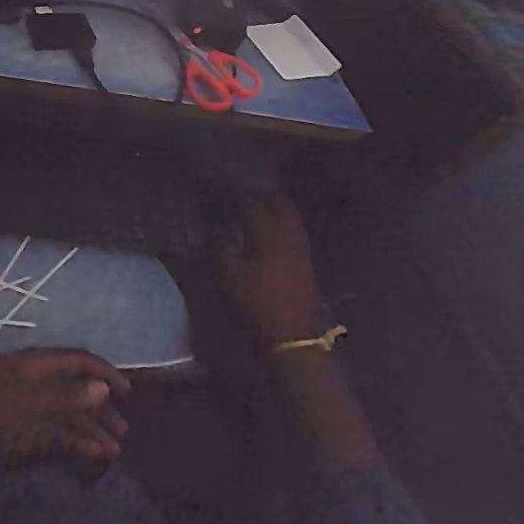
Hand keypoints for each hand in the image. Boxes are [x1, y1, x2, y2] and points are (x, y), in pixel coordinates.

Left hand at [0, 349, 131, 494]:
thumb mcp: (24, 402)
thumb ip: (64, 396)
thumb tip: (103, 388)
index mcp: (32, 365)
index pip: (76, 361)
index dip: (103, 372)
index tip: (129, 393)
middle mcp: (31, 383)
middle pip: (72, 389)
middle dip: (98, 407)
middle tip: (123, 432)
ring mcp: (21, 410)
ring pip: (63, 415)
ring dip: (88, 430)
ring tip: (112, 451)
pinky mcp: (11, 435)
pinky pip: (49, 436)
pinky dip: (70, 444)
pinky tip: (87, 457)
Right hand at [215, 184, 328, 343]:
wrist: (294, 338)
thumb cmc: (257, 304)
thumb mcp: (229, 276)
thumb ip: (221, 246)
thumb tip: (217, 227)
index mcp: (268, 235)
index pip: (251, 203)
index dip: (235, 192)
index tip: (220, 184)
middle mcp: (289, 236)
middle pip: (279, 204)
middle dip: (261, 194)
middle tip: (242, 192)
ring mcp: (302, 249)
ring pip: (290, 217)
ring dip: (274, 206)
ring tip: (257, 206)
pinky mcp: (307, 263)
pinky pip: (294, 230)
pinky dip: (281, 221)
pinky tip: (270, 229)